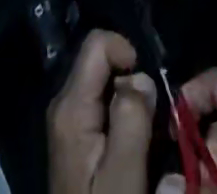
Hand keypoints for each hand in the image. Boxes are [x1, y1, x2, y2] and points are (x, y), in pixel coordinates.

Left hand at [48, 30, 158, 193]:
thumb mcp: (123, 173)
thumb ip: (132, 118)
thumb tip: (139, 77)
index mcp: (71, 107)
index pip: (97, 43)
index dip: (127, 53)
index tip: (148, 88)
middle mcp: (65, 104)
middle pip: (102, 59)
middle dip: (133, 78)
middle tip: (151, 115)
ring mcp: (70, 119)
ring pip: (107, 80)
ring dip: (132, 97)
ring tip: (145, 130)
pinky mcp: (78, 133)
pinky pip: (106, 101)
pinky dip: (125, 110)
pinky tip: (133, 139)